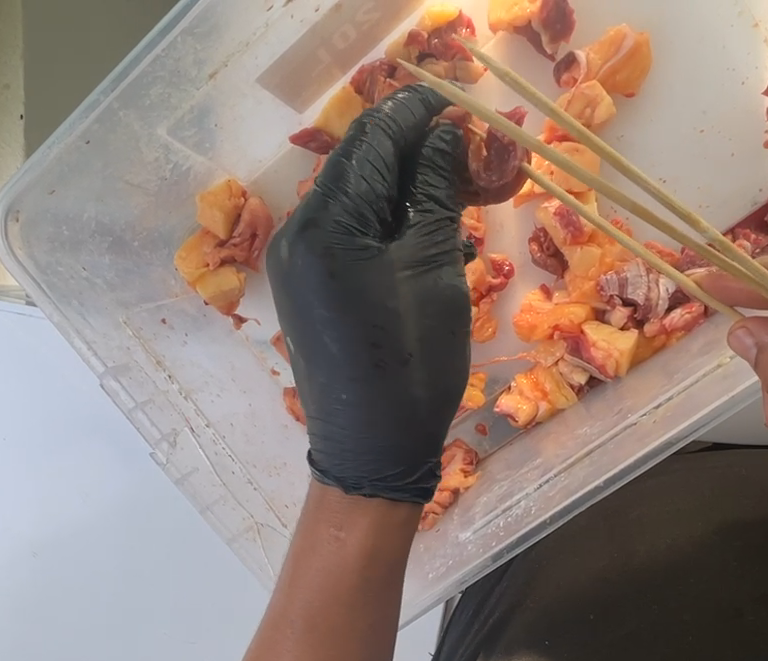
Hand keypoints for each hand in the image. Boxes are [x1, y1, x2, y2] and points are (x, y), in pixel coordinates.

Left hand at [270, 84, 471, 504]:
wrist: (372, 452)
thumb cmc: (410, 367)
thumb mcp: (434, 271)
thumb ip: (437, 194)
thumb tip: (447, 135)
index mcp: (325, 224)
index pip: (374, 141)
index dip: (421, 114)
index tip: (464, 102)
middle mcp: (297, 234)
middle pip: (360, 167)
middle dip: (416, 152)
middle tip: (470, 150)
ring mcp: (298, 265)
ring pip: (356, 202)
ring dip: (406, 190)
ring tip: (460, 192)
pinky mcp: (308, 291)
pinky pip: (348, 238)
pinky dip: (388, 225)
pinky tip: (428, 229)